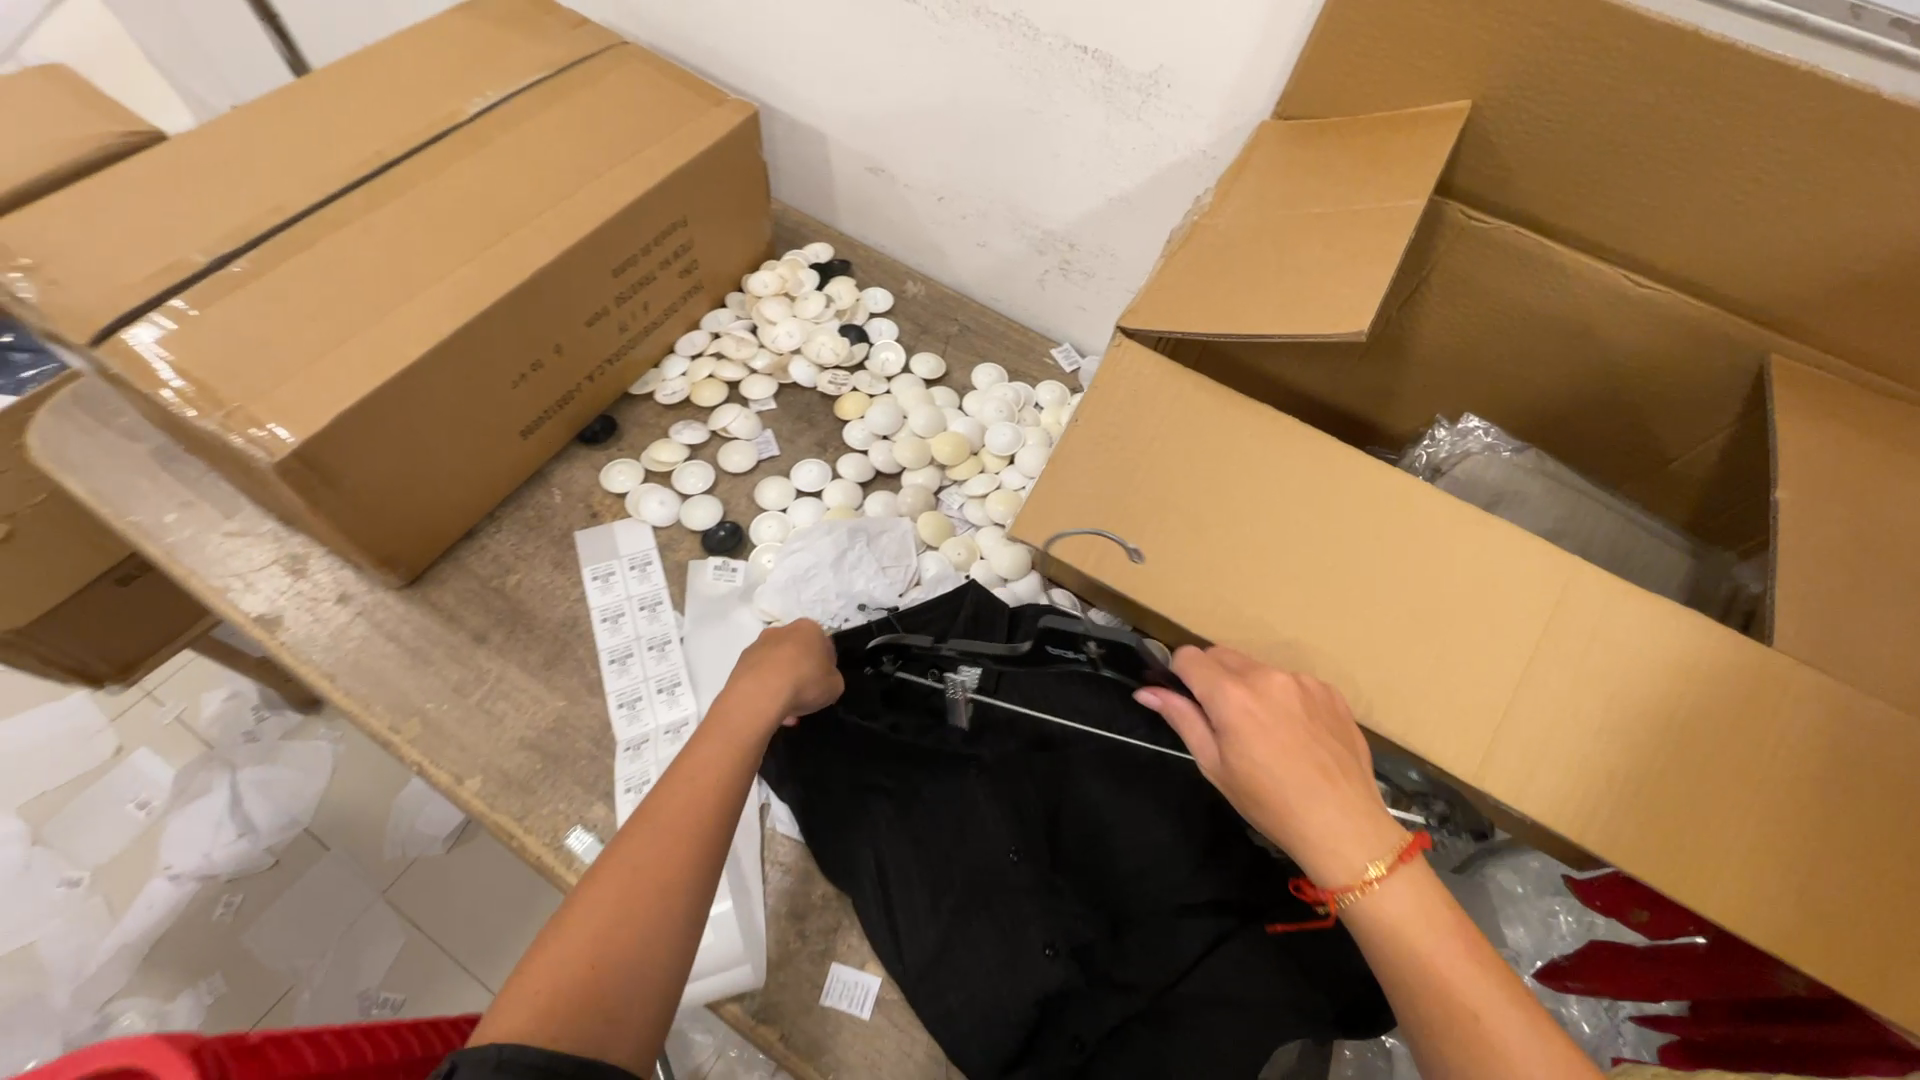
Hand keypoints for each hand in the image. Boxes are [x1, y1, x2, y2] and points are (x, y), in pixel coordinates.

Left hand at [727, 619, 843, 728]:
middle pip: (797, 652)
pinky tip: (771, 708)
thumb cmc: (805, 682)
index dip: (826, 666)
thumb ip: (832, 679)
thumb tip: (823, 680)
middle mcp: (782, 630)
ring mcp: (758, 645)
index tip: (824, 683)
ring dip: (782, 682)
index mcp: (809, 629)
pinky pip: (759, 676)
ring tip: (785, 709)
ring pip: (776, 665)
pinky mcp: (740, 662)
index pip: (824, 645)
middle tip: (805, 695)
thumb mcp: (835, 686)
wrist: (760, 694)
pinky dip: (766, 689)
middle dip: (801, 672)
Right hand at [1135, 645, 1402, 883]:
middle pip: (1221, 654)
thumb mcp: (1214, 765)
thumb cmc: (1268, 802)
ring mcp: (1302, 681)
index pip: (1188, 656)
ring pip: (1257, 668)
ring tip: (1264, 731)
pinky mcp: (1329, 691)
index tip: (1186, 699)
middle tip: (1221, 719)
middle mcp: (1266, 676)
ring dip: (1248, 687)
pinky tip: (1294, 734)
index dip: (1179, 674)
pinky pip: (1291, 681)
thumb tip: (1146, 691)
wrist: (1342, 825)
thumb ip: (1181, 718)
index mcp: (1231, 695)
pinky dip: (1282, 697)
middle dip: (1211, 677)